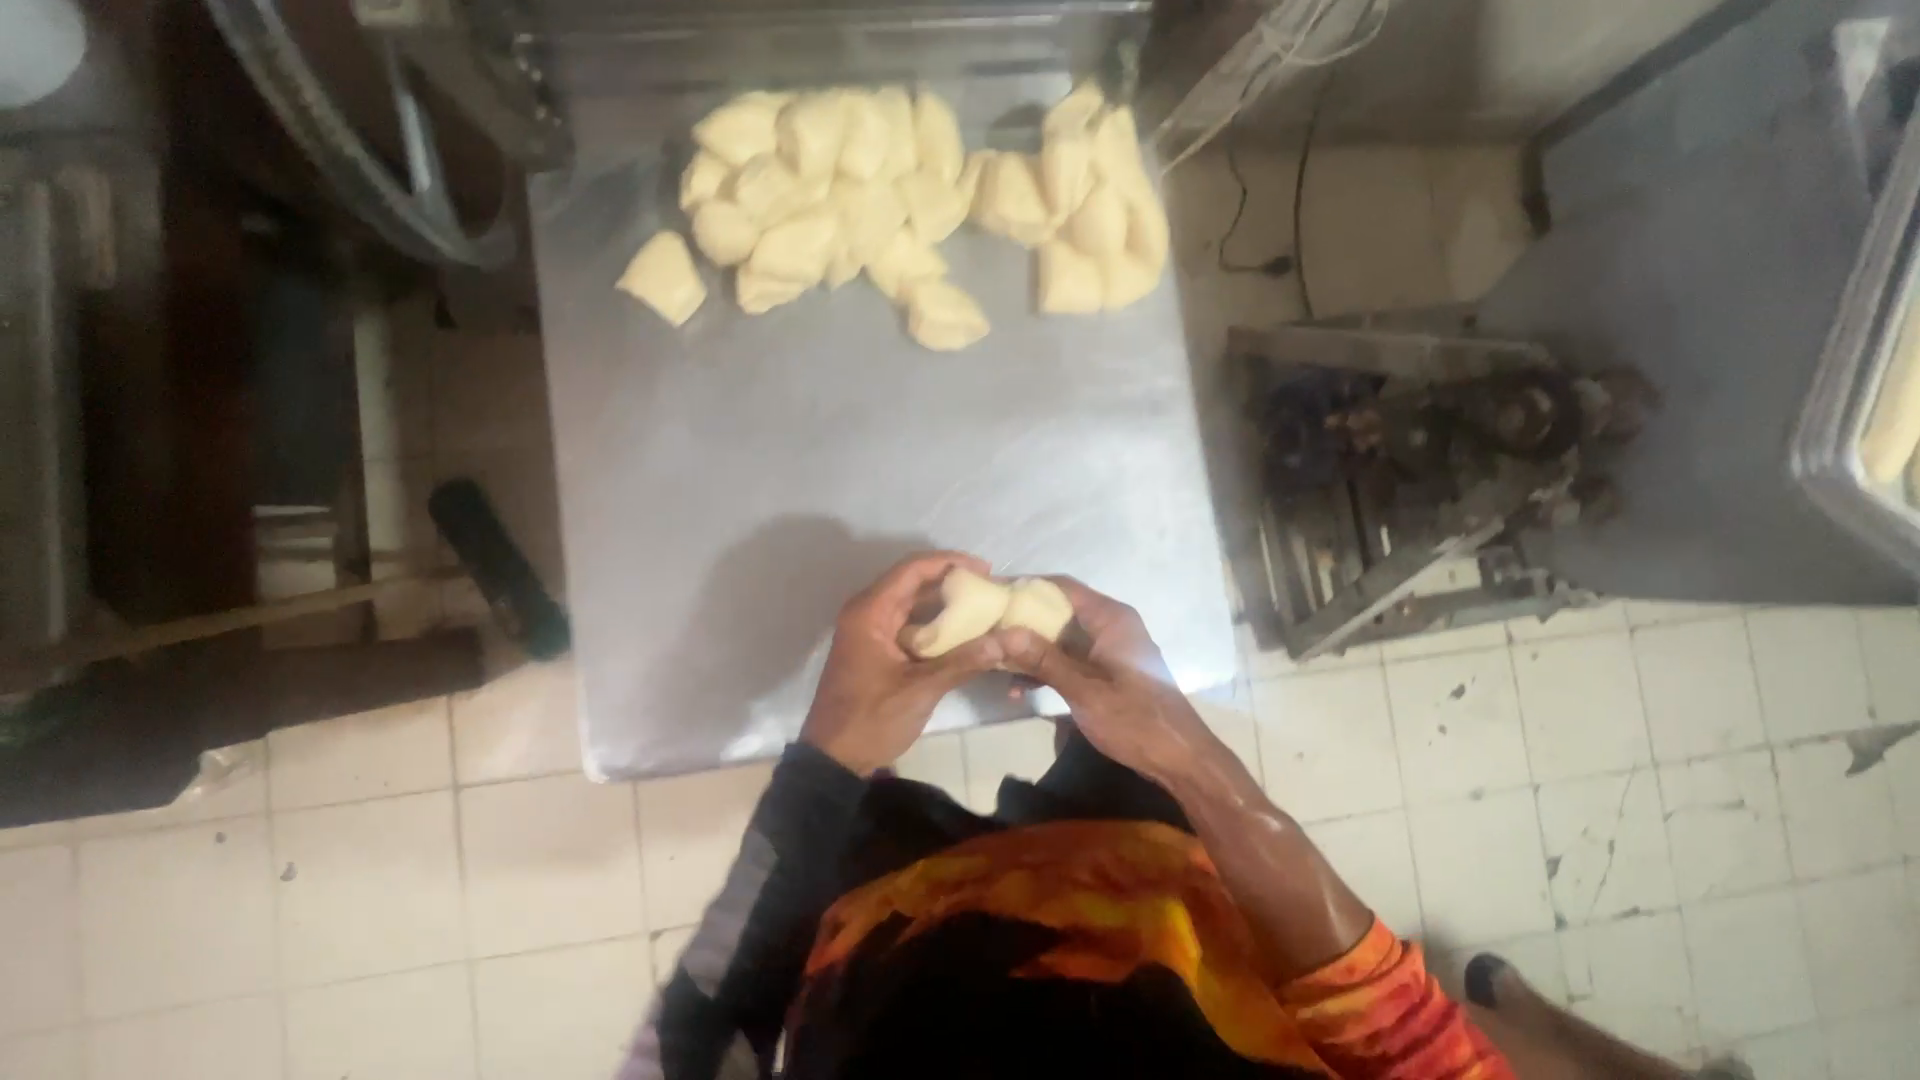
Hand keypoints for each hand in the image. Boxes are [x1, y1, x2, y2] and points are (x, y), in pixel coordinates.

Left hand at [800, 552, 1010, 775]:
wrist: (833, 758)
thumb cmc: (871, 719)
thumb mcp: (921, 689)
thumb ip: (964, 661)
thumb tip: (1008, 640)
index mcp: (870, 612)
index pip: (912, 569)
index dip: (949, 563)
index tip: (985, 570)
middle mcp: (867, 613)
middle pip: (913, 583)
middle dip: (951, 583)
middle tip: (991, 590)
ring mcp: (870, 632)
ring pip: (912, 605)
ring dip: (944, 605)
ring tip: (984, 608)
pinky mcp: (876, 650)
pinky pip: (908, 626)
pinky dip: (934, 627)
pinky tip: (964, 635)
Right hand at [998, 578, 1221, 787]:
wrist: (1180, 758)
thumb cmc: (1136, 720)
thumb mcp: (1084, 691)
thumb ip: (1044, 660)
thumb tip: (1003, 632)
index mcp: (1110, 618)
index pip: (1061, 587)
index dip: (1025, 586)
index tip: (989, 594)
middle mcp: (1110, 624)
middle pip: (1058, 609)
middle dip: (1021, 620)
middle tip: (984, 628)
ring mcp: (1110, 648)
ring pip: (1061, 636)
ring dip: (1031, 649)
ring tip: (994, 661)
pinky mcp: (1108, 671)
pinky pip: (1070, 658)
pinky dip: (1047, 667)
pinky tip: (1019, 688)